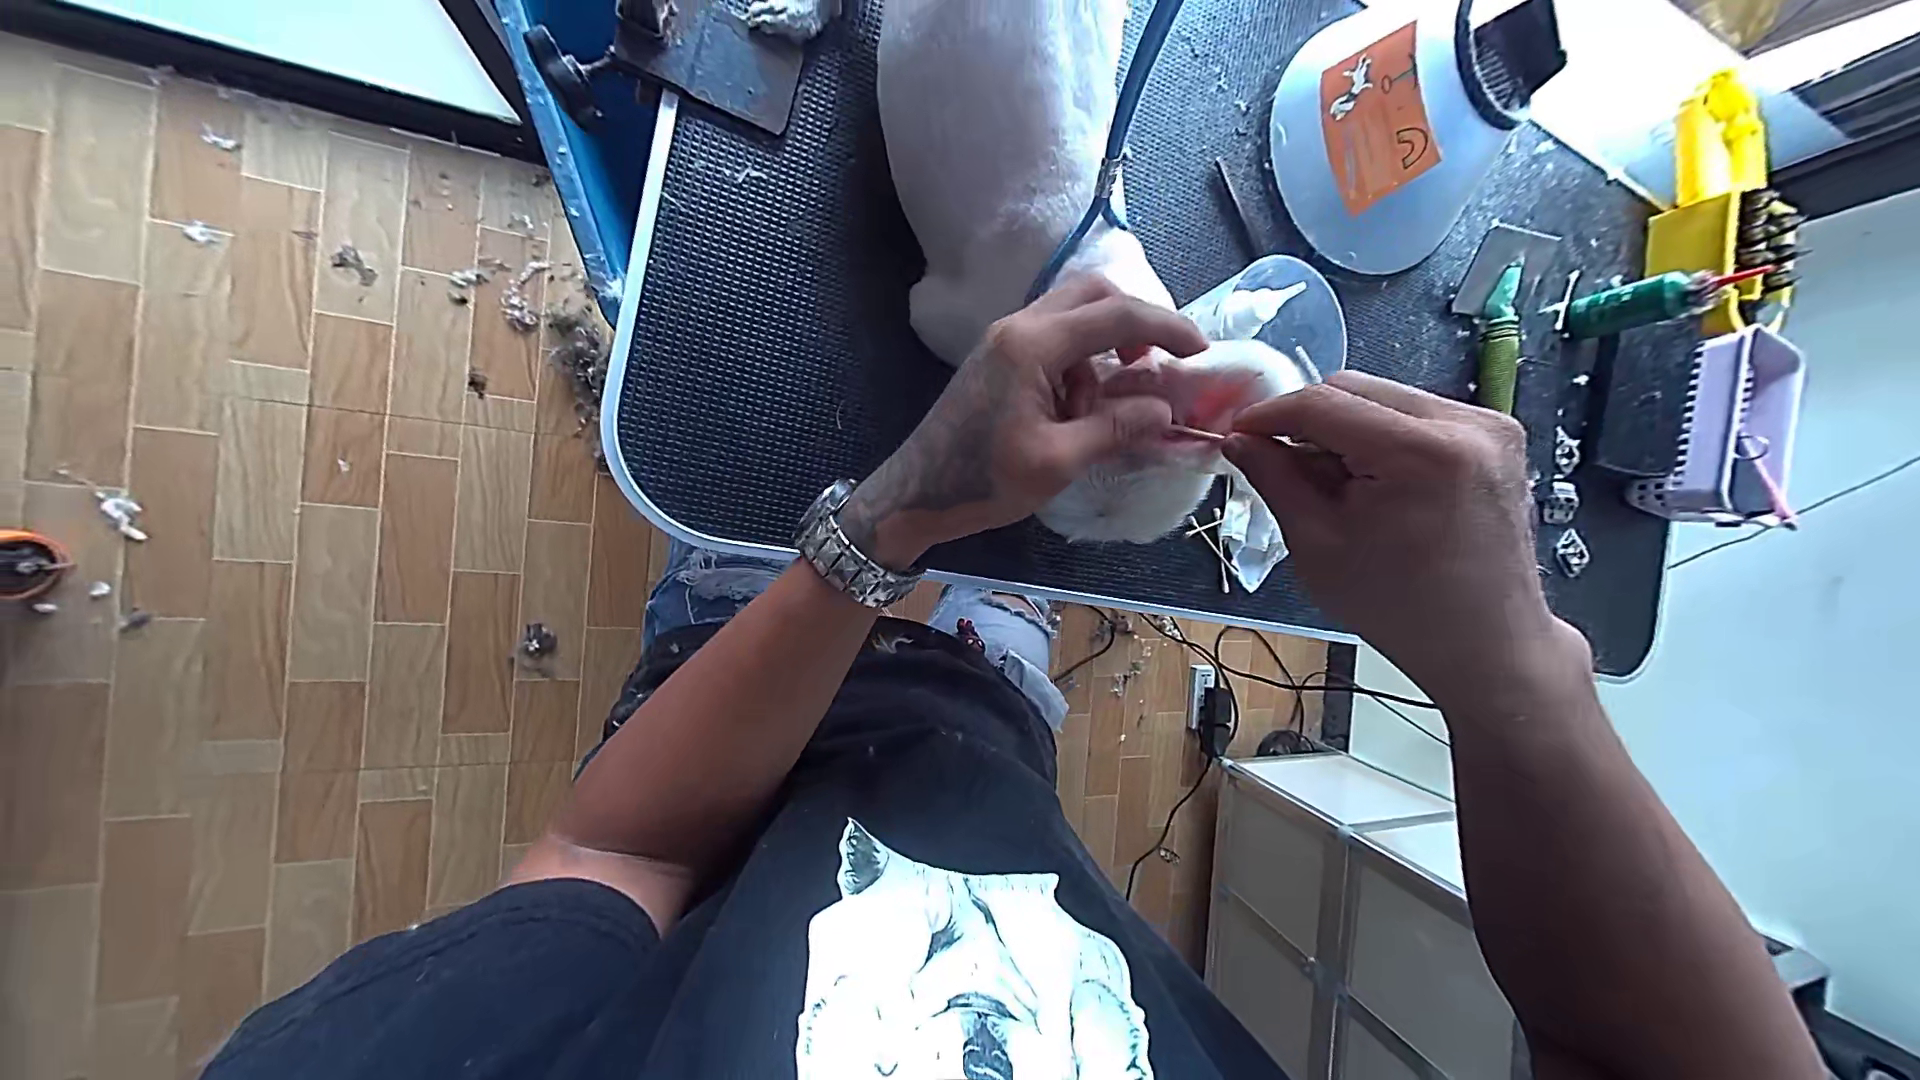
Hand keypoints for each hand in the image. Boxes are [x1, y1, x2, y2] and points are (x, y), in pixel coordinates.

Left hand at [842, 276, 1207, 567]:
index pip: (1117, 314)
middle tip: (1154, 369)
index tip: (1202, 351)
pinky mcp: (997, 362)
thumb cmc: (982, 482)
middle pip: (1093, 294)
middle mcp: (1017, 327)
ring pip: (1072, 319)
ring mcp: (1003, 342)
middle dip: (1134, 325)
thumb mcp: (1058, 461)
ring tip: (1099, 412)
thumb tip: (1165, 409)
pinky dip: (1076, 367)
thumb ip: (1115, 429)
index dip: (1168, 328)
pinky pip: (1051, 345)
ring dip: (1101, 353)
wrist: (915, 495)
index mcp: (1032, 344)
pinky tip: (1073, 414)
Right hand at [1223, 371, 1588, 703]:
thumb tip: (1239, 441)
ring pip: (1378, 396)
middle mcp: (1466, 423)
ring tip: (1325, 480)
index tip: (1235, 434)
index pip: (1322, 402)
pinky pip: (1407, 413)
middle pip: (1352, 388)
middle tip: (1276, 462)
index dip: (1267, 415)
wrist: (1482, 640)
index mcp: (1422, 453)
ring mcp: (1487, 425)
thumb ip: (1275, 479)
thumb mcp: (1316, 542)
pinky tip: (1361, 478)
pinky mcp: (1490, 435)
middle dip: (1303, 421)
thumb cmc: (1396, 605)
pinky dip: (1369, 435)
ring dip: (1336, 428)